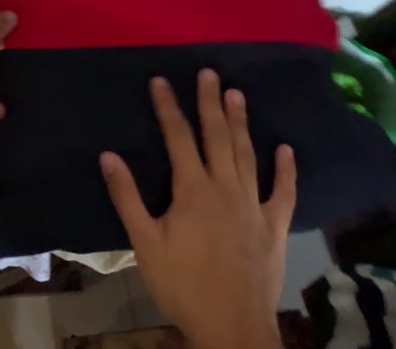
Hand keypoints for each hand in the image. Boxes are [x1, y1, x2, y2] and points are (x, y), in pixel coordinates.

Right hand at [101, 70, 296, 348]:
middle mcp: (225, 188)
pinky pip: (283, 193)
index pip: (178, 137)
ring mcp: (253, 206)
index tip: (161, 80)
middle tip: (209, 72)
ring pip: (247, 154)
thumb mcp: (145, 243)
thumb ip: (128, 197)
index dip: (168, 107)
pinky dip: (286, 170)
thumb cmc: (182, 284)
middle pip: (217, 136)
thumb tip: (109, 155)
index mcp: (192, 190)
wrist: (233, 328)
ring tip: (237, 94)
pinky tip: (286, 150)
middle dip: (210, 102)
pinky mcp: (275, 227)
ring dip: (241, 123)